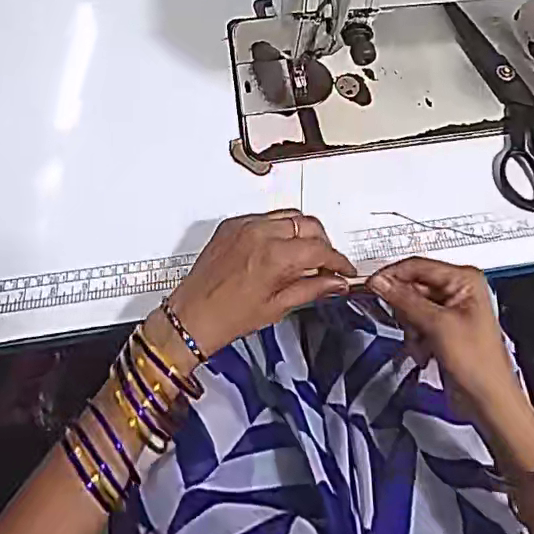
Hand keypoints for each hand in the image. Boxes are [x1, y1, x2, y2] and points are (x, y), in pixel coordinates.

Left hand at [164, 210, 356, 356]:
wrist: (190, 317)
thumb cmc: (226, 317)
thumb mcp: (277, 307)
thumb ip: (312, 288)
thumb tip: (334, 283)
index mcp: (274, 256)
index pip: (320, 249)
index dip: (337, 260)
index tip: (343, 269)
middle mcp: (260, 233)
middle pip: (309, 224)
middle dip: (323, 243)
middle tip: (326, 263)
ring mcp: (245, 225)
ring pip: (289, 215)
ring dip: (303, 232)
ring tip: (304, 255)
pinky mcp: (233, 224)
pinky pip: (265, 217)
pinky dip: (278, 228)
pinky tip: (278, 248)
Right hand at [366, 257, 526, 422]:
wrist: (488, 403)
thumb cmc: (479, 365)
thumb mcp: (438, 326)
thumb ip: (405, 301)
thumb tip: (382, 282)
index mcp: (464, 279)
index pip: (418, 266)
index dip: (393, 275)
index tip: (372, 284)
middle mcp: (458, 290)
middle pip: (412, 286)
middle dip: (407, 311)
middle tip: (410, 326)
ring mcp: (450, 310)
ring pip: (411, 306)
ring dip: (411, 328)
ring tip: (422, 343)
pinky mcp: (442, 329)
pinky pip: (415, 323)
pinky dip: (415, 338)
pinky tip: (425, 352)